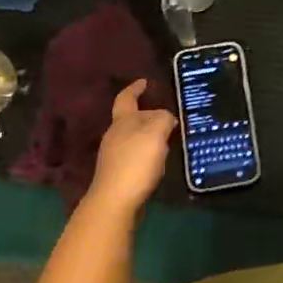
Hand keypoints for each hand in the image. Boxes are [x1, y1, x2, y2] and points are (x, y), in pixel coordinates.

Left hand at [87, 80, 176, 213]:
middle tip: (167, 114)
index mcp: (122, 122)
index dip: (135, 89)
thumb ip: (163, 120)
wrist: (115, 200)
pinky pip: (136, 153)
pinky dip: (148, 150)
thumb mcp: (155, 135)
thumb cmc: (135, 163)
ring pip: (134, 136)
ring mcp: (115, 154)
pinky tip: (159, 158)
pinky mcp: (120, 172)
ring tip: (167, 136)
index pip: (127, 98)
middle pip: (130, 118)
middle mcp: (115, 135)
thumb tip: (167, 117)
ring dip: (149, 133)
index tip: (144, 82)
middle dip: (147, 113)